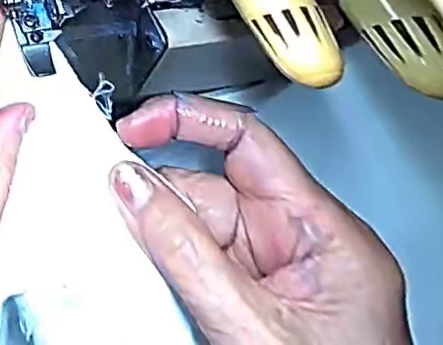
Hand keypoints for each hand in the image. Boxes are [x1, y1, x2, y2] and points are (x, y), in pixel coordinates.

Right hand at [110, 93, 410, 344]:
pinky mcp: (250, 294)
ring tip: (146, 266)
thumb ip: (185, 250)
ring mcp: (272, 271)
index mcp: (324, 235)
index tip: (134, 123)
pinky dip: (162, 260)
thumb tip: (128, 183)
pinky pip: (190, 253)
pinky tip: (155, 275)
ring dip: (156, 236)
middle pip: (205, 186)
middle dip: (159, 198)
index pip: (247, 141)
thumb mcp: (254, 328)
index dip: (185, 119)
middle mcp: (297, 243)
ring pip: (190, 221)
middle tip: (118, 206)